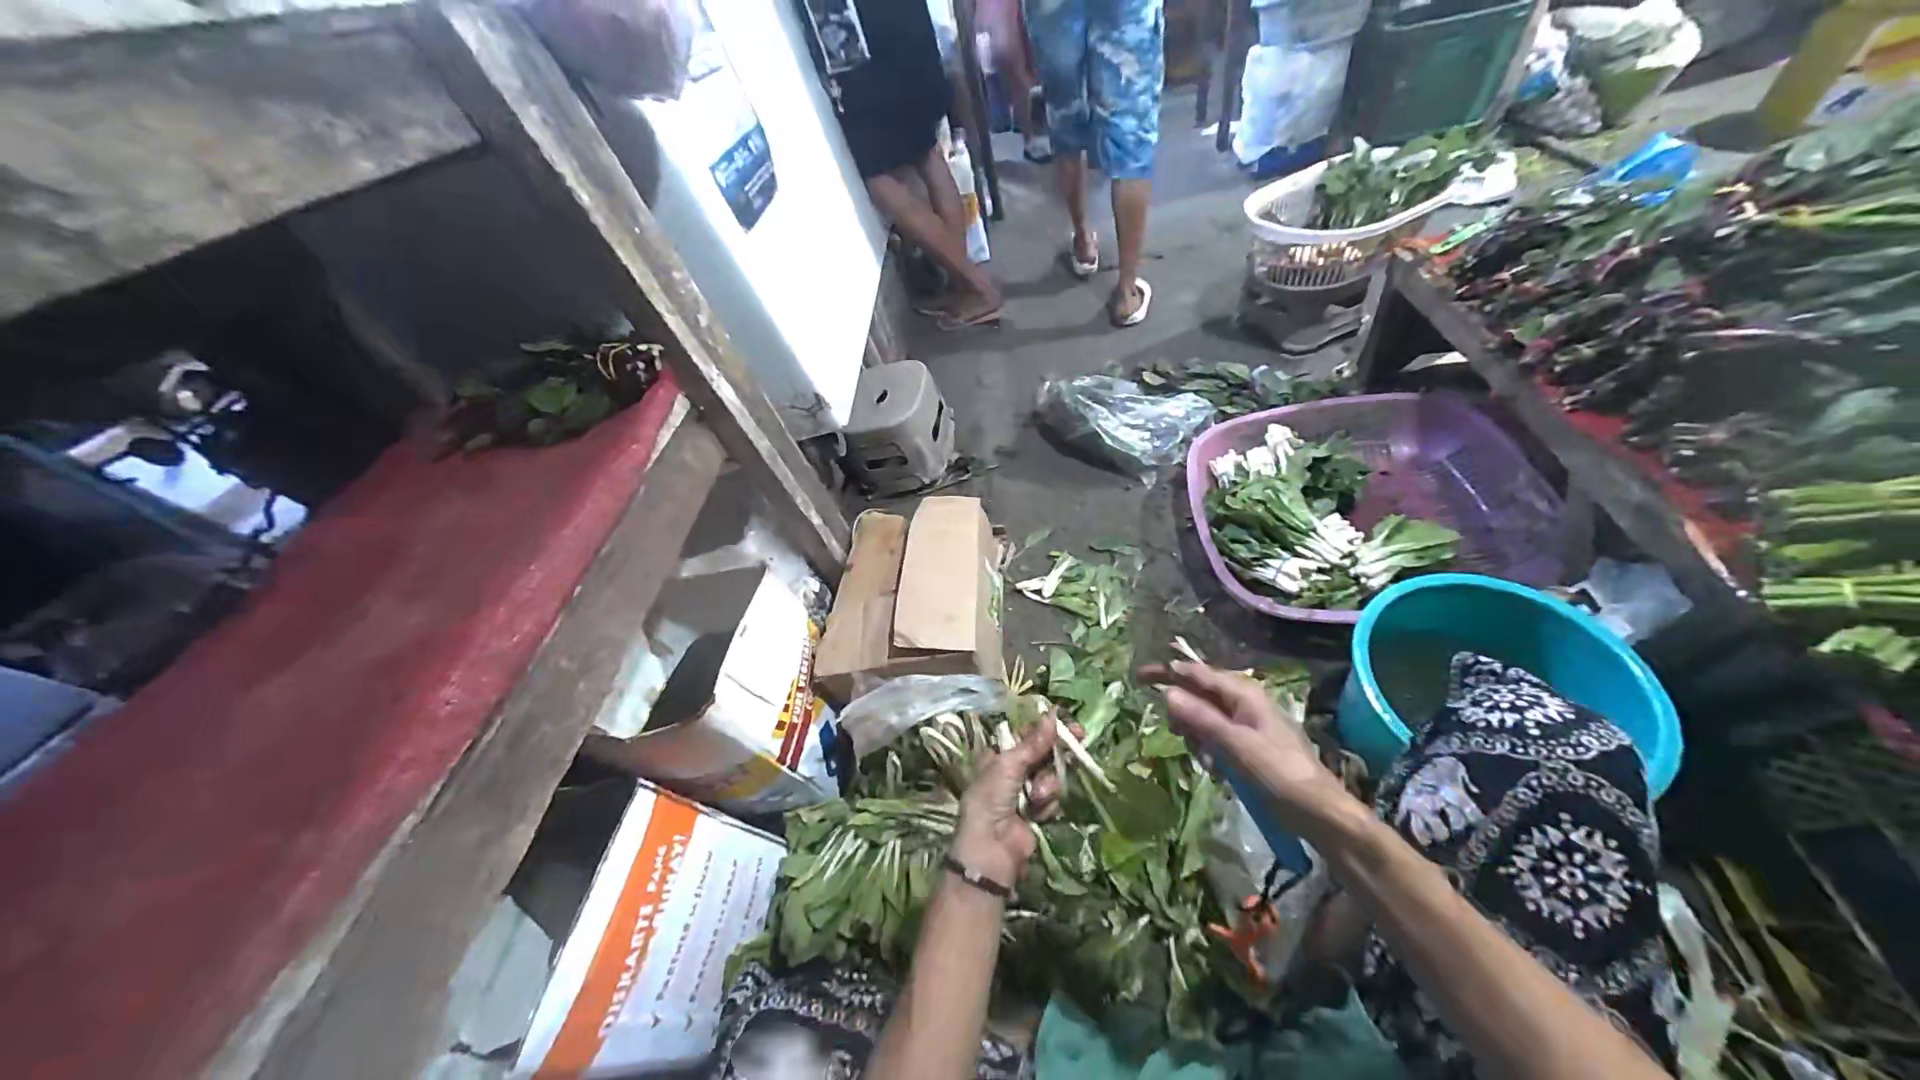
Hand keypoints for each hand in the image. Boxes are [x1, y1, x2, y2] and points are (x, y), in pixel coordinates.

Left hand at [949, 711, 1061, 890]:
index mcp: (999, 754)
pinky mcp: (1037, 811)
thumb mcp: (1008, 765)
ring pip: (1051, 775)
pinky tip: (1038, 813)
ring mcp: (1025, 791)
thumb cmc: (991, 800)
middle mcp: (1012, 770)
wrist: (991, 849)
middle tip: (1079, 739)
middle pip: (1043, 752)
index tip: (1069, 724)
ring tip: (1037, 798)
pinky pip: (1053, 797)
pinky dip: (1048, 804)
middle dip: (1058, 751)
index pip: (1027, 734)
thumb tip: (1053, 714)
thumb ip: (1033, 743)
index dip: (1048, 728)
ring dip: (1049, 784)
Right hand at [1142, 661, 1356, 835]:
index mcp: (1243, 694)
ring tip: (1206, 761)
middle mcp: (1245, 702)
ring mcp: (1248, 724)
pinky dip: (1210, 751)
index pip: (1196, 673)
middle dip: (1184, 714)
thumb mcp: (1233, 744)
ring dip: (1197, 737)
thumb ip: (1199, 717)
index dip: (1166, 672)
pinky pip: (1216, 739)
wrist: (1317, 811)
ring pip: (1205, 719)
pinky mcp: (1249, 745)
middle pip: (1198, 696)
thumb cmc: (1276, 772)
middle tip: (1181, 736)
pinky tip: (1216, 770)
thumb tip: (1167, 693)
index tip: (1138, 676)